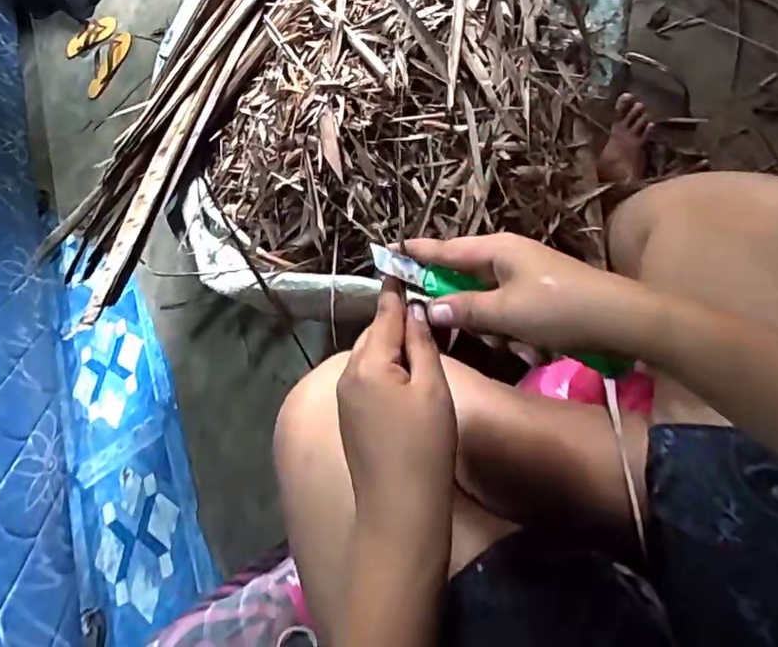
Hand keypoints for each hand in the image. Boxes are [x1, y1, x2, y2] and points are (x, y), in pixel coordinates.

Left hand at [337, 283, 456, 539]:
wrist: (398, 511)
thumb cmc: (424, 446)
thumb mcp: (432, 389)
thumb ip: (421, 344)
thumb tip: (413, 310)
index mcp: (367, 362)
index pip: (383, 315)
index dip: (394, 292)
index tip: (397, 267)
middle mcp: (348, 374)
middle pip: (373, 335)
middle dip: (394, 322)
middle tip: (421, 311)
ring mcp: (345, 397)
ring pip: (368, 356)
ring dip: (389, 345)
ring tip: (417, 340)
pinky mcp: (349, 417)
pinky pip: (366, 377)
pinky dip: (384, 368)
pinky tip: (403, 376)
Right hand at [405, 234, 659, 357]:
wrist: (624, 321)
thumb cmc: (558, 308)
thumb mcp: (506, 312)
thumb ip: (464, 309)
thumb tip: (430, 307)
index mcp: (494, 250)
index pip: (444, 250)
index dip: (416, 252)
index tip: (389, 250)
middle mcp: (506, 257)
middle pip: (464, 282)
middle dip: (468, 312)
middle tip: (472, 332)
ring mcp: (524, 276)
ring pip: (488, 304)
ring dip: (497, 330)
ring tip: (519, 347)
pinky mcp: (540, 296)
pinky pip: (511, 314)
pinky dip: (517, 333)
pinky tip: (536, 351)